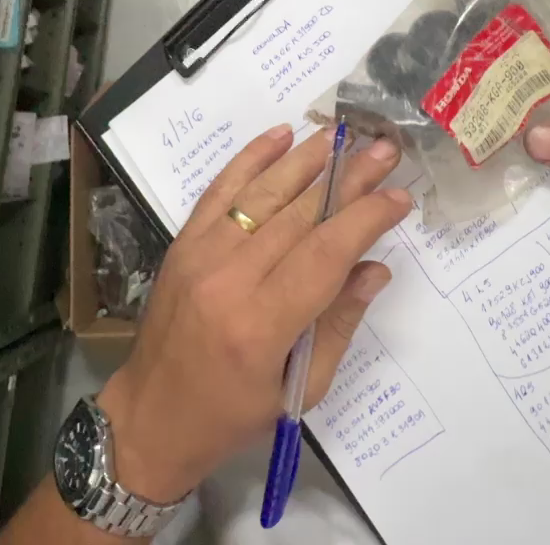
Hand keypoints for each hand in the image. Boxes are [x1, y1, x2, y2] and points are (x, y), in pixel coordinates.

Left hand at [97, 124, 412, 501]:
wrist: (150, 416)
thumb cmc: (230, 415)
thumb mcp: (299, 390)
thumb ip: (338, 324)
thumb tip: (374, 267)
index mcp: (260, 326)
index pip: (324, 254)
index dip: (365, 219)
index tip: (399, 197)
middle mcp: (228, 279)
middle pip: (299, 215)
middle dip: (347, 178)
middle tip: (384, 150)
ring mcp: (200, 254)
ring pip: (262, 193)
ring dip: (305, 159)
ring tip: (342, 133)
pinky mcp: (183, 242)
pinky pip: (220, 189)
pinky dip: (251, 158)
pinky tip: (280, 134)